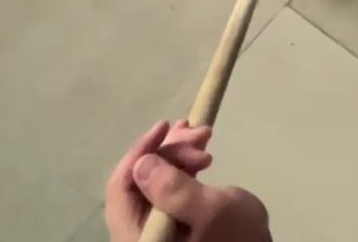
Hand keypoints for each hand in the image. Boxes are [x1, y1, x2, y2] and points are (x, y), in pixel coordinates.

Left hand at [105, 120, 269, 241]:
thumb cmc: (237, 237)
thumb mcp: (210, 212)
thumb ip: (174, 190)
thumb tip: (142, 163)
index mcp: (139, 240)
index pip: (120, 192)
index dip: (139, 154)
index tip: (165, 127)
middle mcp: (138, 235)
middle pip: (137, 182)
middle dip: (168, 151)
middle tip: (203, 136)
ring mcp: (153, 228)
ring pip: (153, 179)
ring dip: (178, 152)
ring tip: (206, 135)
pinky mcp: (169, 220)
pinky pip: (166, 185)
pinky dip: (181, 162)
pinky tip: (197, 144)